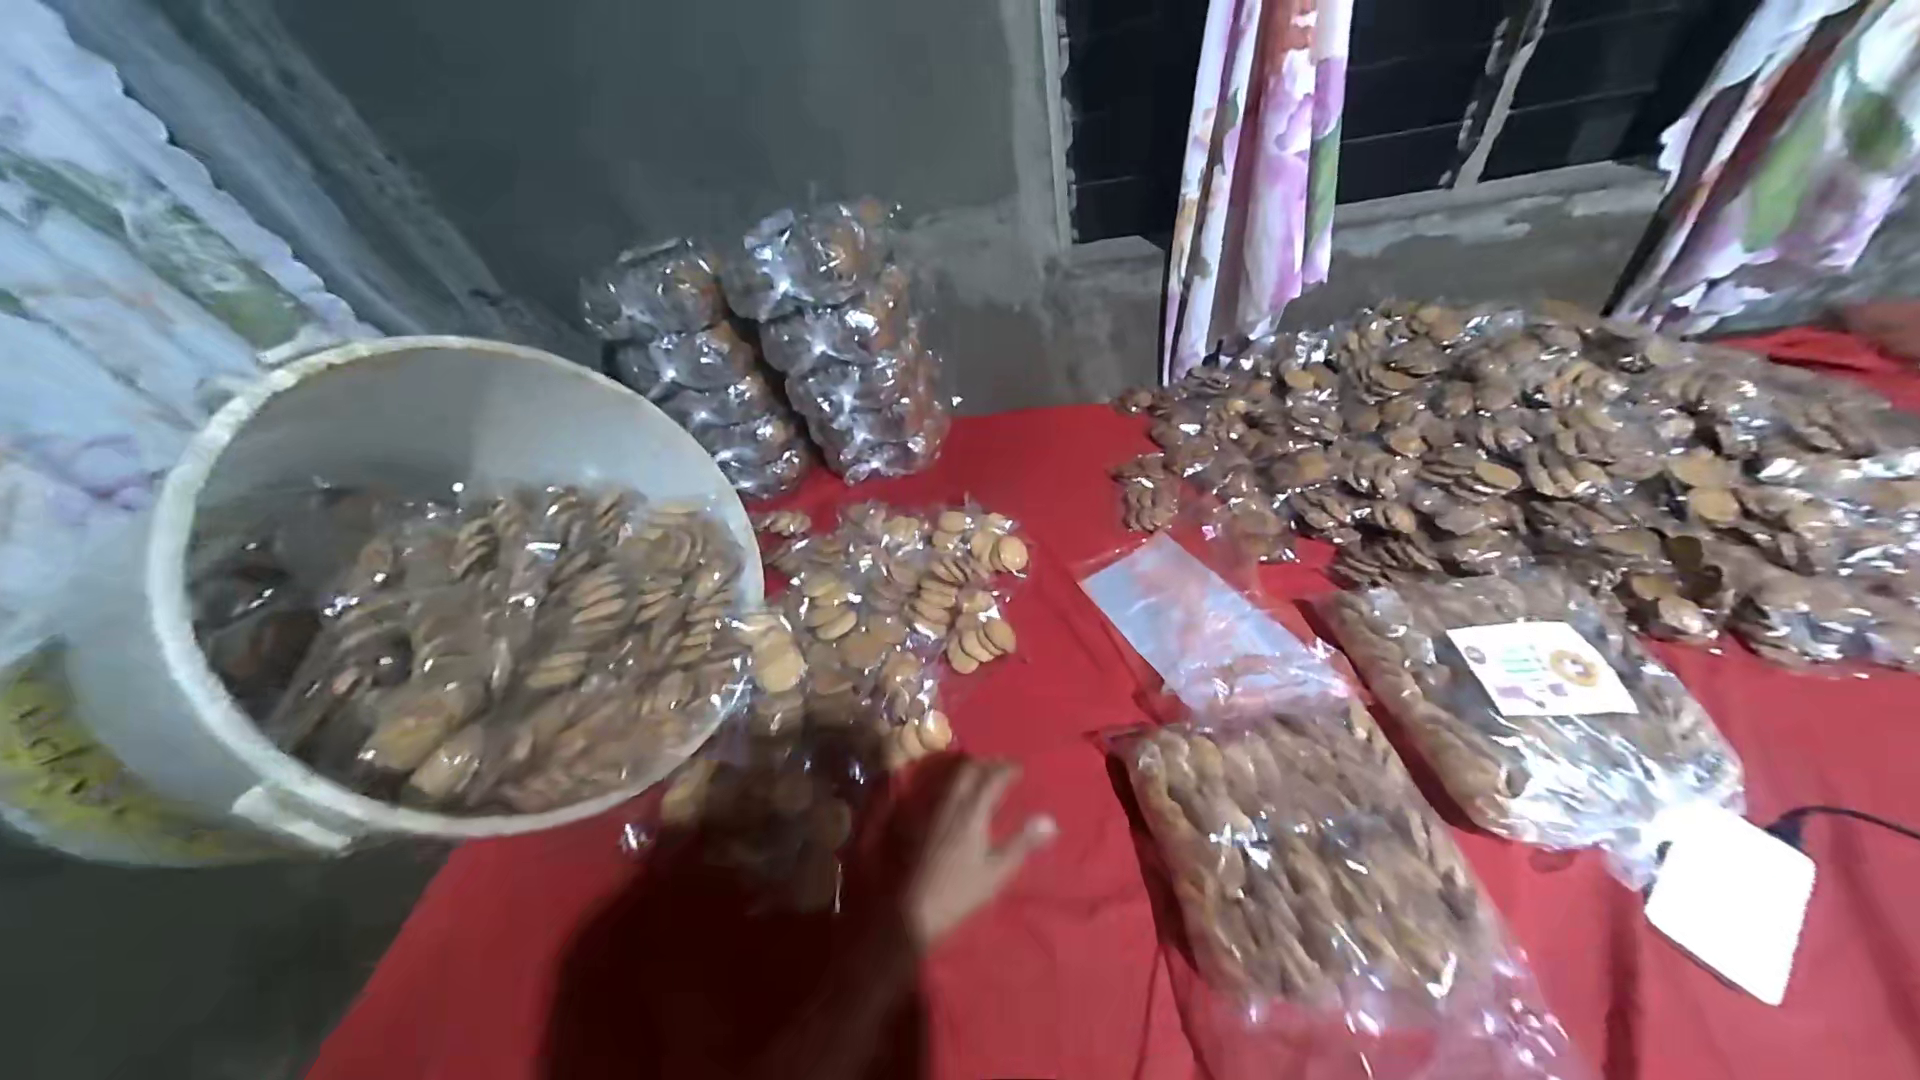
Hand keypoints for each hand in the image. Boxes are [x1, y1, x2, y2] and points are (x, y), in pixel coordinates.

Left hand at [903, 760, 1055, 950]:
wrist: (914, 907)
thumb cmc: (961, 891)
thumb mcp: (998, 871)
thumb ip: (1023, 843)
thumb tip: (1050, 821)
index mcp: (972, 812)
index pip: (991, 778)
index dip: (1007, 769)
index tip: (1020, 768)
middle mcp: (951, 803)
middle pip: (968, 769)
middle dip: (986, 763)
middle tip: (1001, 767)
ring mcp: (932, 810)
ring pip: (952, 778)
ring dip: (970, 771)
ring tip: (983, 777)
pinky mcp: (920, 820)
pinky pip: (940, 790)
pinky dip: (955, 784)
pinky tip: (960, 797)